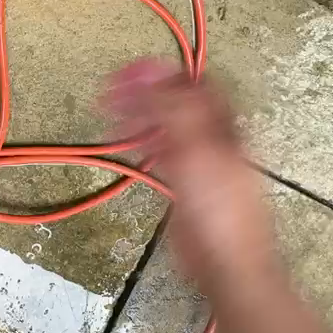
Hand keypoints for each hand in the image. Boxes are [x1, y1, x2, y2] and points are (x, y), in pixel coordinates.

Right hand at [106, 61, 275, 290]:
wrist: (226, 264)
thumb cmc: (218, 208)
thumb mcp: (197, 149)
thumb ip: (174, 108)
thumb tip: (152, 69)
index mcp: (223, 125)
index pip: (192, 83)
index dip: (160, 73)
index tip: (125, 72)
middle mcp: (212, 136)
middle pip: (175, 101)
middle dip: (141, 92)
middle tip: (107, 92)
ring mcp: (198, 159)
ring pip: (164, 124)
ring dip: (136, 114)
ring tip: (107, 113)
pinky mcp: (184, 182)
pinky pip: (159, 150)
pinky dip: (139, 140)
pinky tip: (122, 141)